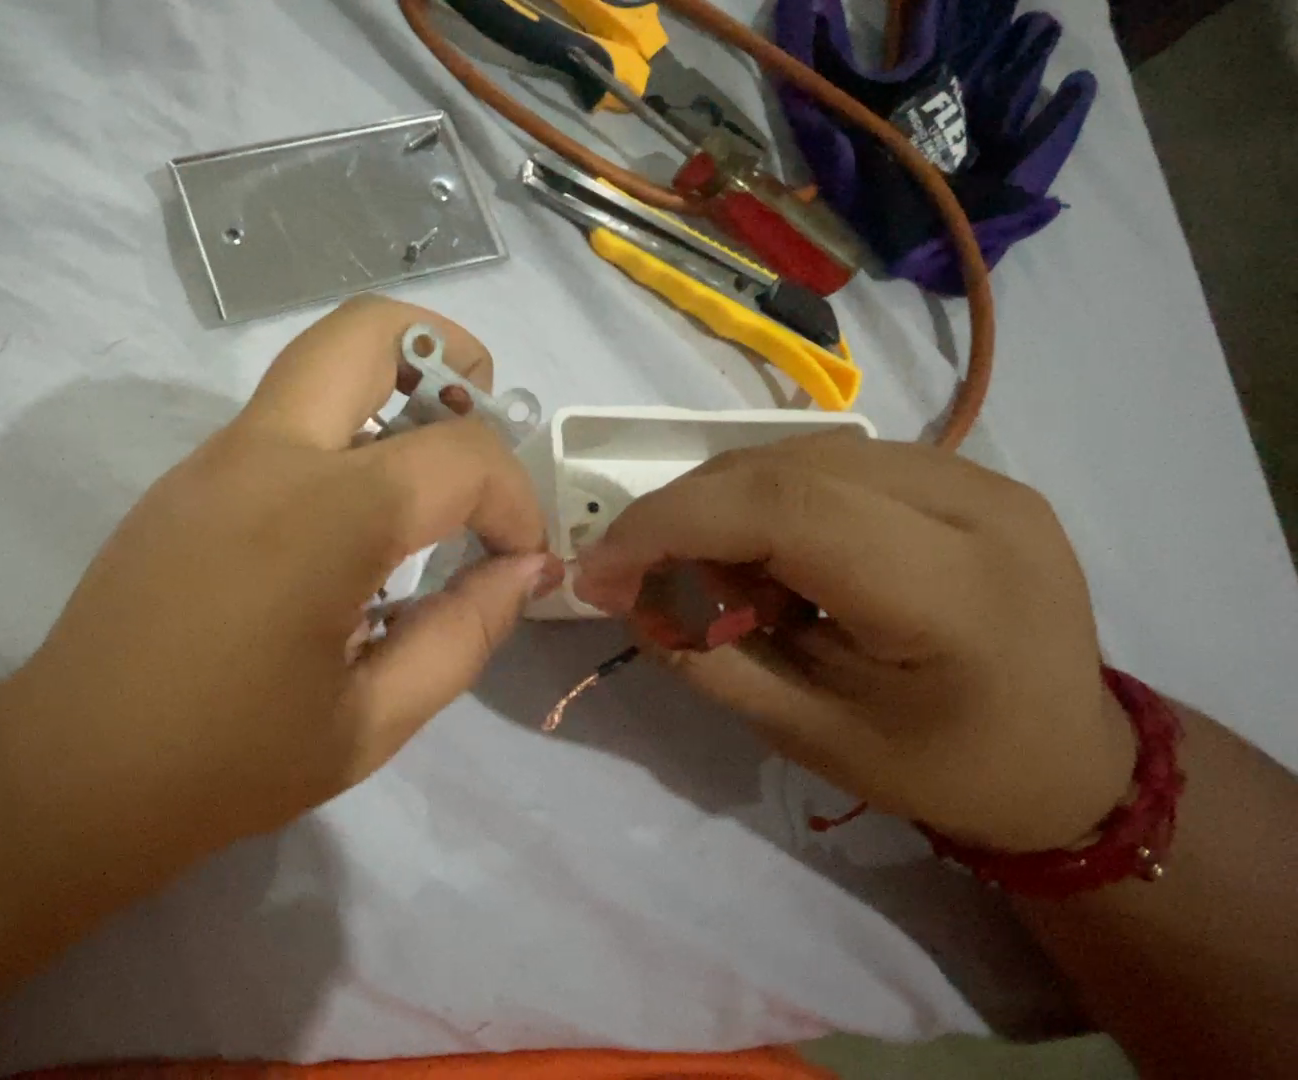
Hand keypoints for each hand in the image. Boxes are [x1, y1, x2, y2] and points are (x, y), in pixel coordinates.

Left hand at [15, 296, 556, 851]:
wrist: (72, 771)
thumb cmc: (227, 763)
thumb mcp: (371, 721)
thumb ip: (463, 634)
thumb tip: (522, 568)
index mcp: (321, 518)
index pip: (459, 454)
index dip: (515, 498)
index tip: (517, 557)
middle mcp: (263, 456)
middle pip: (367, 331)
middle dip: (449, 357)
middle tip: (479, 431)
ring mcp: (212, 459)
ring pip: (315, 367)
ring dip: (390, 392)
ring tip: (424, 485)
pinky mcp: (184, 480)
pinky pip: (279, 421)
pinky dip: (339, 436)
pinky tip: (346, 529)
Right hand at [575, 431, 1134, 851]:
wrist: (1068, 761)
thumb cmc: (937, 767)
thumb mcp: (802, 732)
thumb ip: (702, 655)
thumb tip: (617, 589)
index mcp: (953, 590)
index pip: (782, 510)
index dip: (668, 524)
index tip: (599, 570)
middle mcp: (976, 504)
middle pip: (780, 468)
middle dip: (681, 517)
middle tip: (637, 578)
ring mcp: (977, 476)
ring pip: (793, 454)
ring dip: (720, 509)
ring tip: (716, 581)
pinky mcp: (962, 472)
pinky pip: (825, 462)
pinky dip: (764, 502)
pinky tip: (768, 560)